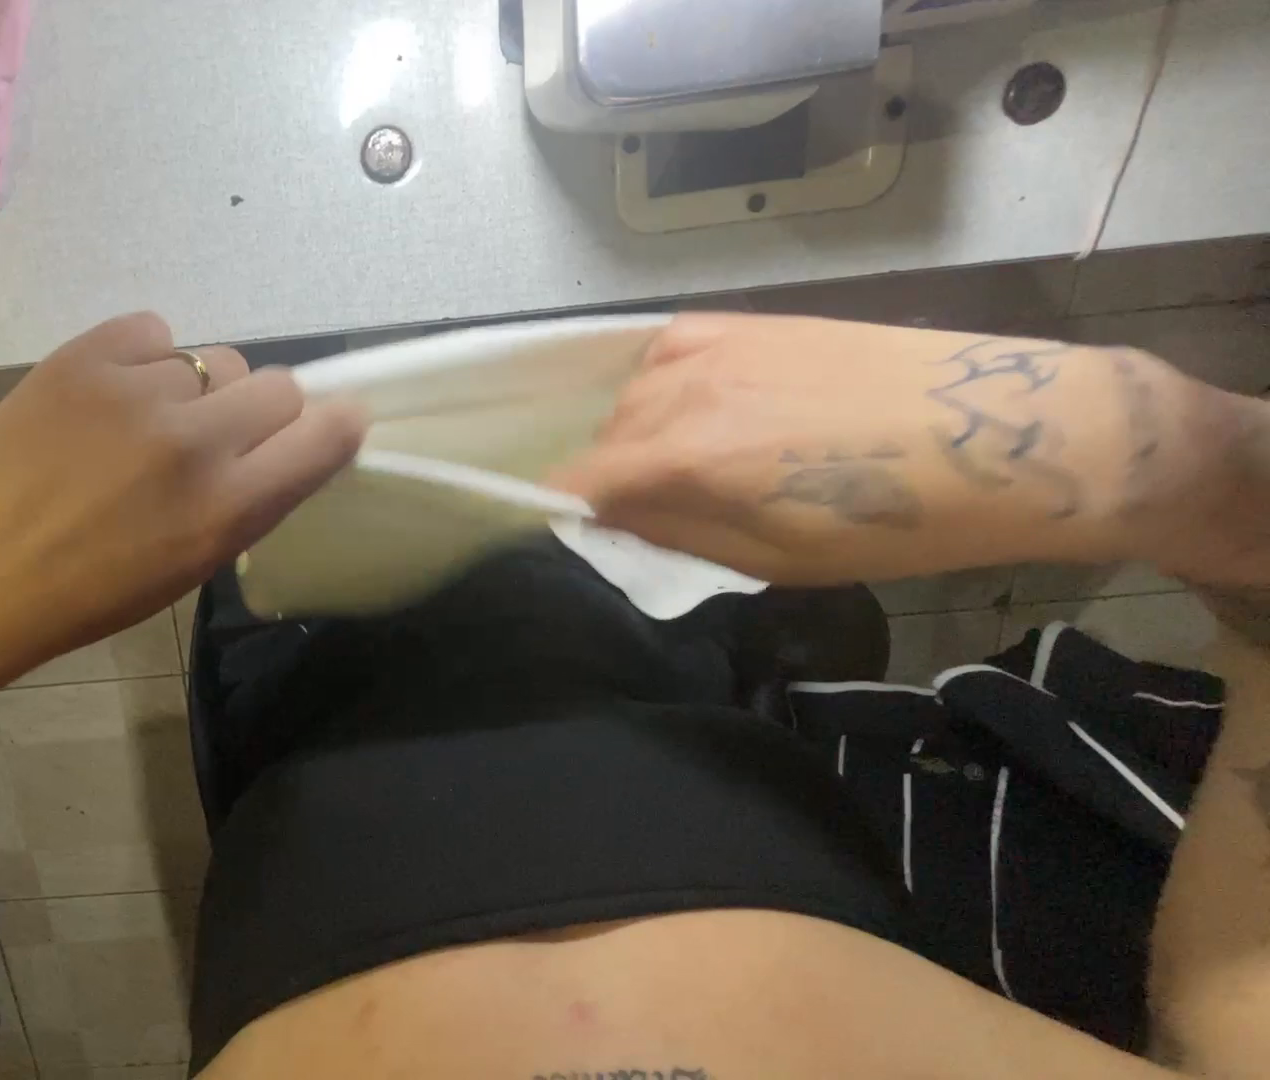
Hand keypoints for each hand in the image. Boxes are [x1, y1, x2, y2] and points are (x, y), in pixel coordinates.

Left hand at [0, 313, 365, 718]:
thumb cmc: (86, 595)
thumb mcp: (189, 567)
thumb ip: (248, 502)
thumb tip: (283, 448)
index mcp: (226, 510)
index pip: (324, 435)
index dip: (336, 424)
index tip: (326, 427)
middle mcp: (194, 442)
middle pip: (279, 385)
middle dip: (263, 412)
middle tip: (219, 438)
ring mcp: (137, 391)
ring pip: (214, 360)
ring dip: (197, 392)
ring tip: (144, 426)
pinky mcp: (82, 357)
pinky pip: (154, 333)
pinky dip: (147, 360)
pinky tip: (113, 396)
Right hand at [550, 313, 1222, 585]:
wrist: (1016, 434)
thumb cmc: (895, 522)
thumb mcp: (773, 559)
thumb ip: (673, 533)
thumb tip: (608, 520)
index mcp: (690, 457)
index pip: (577, 479)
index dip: (559, 511)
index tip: (566, 533)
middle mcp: (684, 390)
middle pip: (600, 439)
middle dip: (607, 480)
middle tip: (645, 514)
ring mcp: (715, 347)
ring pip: (628, 397)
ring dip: (635, 435)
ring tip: (683, 462)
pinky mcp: (746, 323)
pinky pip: (663, 351)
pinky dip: (656, 384)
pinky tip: (688, 404)